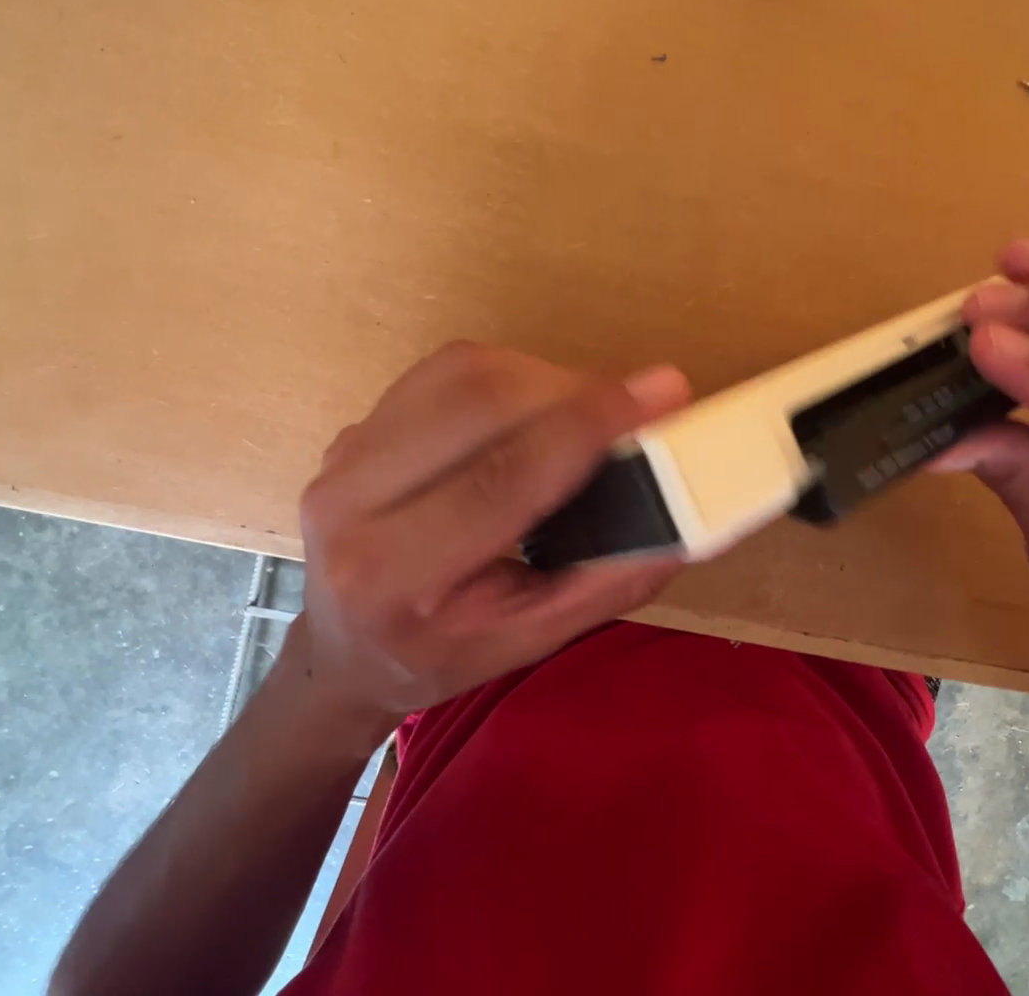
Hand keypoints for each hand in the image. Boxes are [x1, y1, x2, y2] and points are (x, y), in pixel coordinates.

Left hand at [286, 342, 691, 719]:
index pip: (502, 478)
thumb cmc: (435, 658)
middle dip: (572, 389)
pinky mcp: (358, 424)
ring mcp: (344, 452)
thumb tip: (686, 523)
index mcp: (393, 573)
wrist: (341, 649)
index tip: (660, 394)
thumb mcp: (527, 644)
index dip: (586, 427)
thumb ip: (607, 584)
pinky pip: (445, 370)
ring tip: (588, 415)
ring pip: (462, 370)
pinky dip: (511, 376)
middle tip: (635, 404)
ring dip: (545, 377)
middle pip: (477, 399)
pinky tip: (536, 410)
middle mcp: (351, 499)